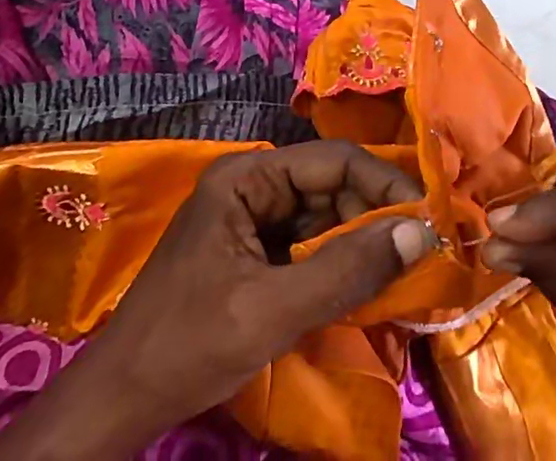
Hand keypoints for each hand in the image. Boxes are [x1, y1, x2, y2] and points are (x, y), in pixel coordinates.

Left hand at [0, 140, 432, 459]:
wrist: (124, 395)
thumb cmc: (189, 343)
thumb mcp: (273, 309)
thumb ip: (346, 269)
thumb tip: (420, 231)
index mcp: (246, 177)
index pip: (333, 160)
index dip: (384, 185)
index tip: (430, 221)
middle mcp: (251, 185)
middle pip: (330, 186)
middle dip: (374, 218)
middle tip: (420, 258)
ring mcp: (251, 218)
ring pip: (324, 217)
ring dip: (360, 244)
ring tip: (401, 276)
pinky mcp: (254, 251)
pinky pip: (308, 245)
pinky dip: (337, 264)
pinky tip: (365, 288)